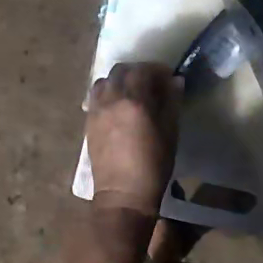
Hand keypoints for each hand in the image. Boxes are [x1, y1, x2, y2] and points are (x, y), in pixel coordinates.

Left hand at [85, 62, 180, 216]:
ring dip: (119, 80)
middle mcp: (111, 100)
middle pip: (120, 71)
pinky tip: (118, 106)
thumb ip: (171, 103)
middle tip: (151, 82)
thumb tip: (174, 81)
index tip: (167, 76)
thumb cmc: (153, 165)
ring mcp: (96, 110)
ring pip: (104, 81)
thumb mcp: (170, 133)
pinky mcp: (88, 121)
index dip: (156, 69)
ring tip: (132, 92)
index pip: (142, 70)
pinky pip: (95, 96)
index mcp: (133, 101)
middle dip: (137, 71)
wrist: (122, 193)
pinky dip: (107, 92)